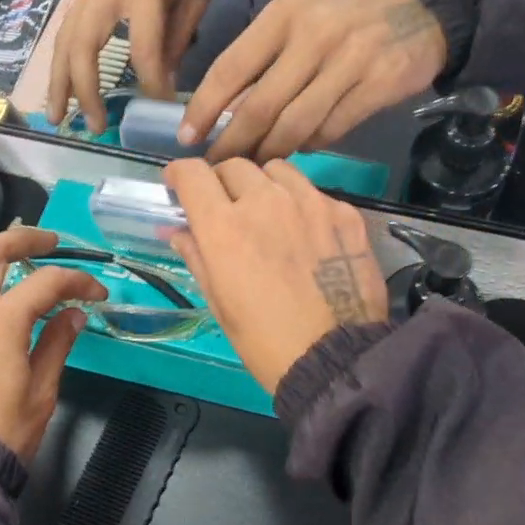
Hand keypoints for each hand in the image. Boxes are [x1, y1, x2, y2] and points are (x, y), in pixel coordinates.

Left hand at [0, 228, 107, 461]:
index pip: (47, 282)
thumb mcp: (42, 392)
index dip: (78, 282)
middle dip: (23, 239)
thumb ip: (57, 343)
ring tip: (12, 268)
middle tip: (49, 244)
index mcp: (1, 319)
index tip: (97, 294)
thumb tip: (73, 314)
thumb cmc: (2, 431)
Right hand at [46, 0, 217, 132]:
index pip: (142, 45)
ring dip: (59, 83)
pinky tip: (61, 92)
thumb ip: (175, 41)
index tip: (160, 107)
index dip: (150, 81)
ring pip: (63, 42)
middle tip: (94, 126)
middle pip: (83, 46)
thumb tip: (160, 86)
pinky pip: (64, 34)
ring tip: (59, 118)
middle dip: (86, 91)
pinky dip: (59, 65)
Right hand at [164, 158, 388, 390]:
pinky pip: (314, 193)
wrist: (335, 359)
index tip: (179, 185)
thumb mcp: (220, 303)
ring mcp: (310, 203)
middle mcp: (266, 202)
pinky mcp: (345, 213)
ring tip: (267, 212)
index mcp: (225, 227)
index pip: (194, 174)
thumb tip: (179, 232)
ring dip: (263, 185)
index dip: (180, 174)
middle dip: (222, 182)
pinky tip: (306, 233)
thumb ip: (198, 256)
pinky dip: (301, 205)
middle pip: (235, 166)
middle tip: (224, 208)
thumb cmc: (265, 340)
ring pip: (277, 171)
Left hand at [183, 0, 445, 161]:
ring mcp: (348, 61)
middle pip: (260, 105)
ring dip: (271, 151)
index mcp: (283, 15)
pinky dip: (310, 145)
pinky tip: (300, 149)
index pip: (231, 67)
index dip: (204, 108)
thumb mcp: (299, 20)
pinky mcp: (376, 86)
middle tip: (219, 167)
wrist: (424, 10)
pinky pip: (330, 130)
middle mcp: (312, 35)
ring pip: (295, 124)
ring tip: (256, 166)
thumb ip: (263, 59)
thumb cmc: (346, 19)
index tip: (188, 137)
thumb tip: (221, 111)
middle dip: (234, 143)